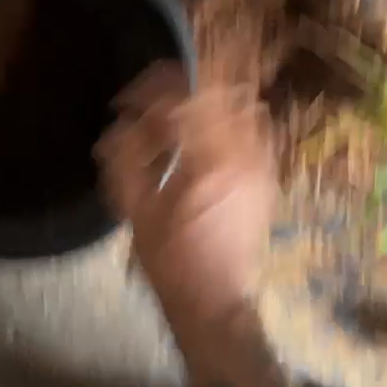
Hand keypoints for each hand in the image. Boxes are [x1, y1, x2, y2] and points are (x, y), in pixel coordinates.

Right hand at [97, 63, 278, 334]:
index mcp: (207, 162)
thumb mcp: (137, 213)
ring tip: (177, 115)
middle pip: (219, 89)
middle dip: (179, 85)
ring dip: (208, 98)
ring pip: (242, 102)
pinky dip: (229, 118)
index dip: (150, 89)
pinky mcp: (267, 175)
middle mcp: (244, 154)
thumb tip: (119, 125)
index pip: (184, 98)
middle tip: (150, 101)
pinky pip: (256, 127)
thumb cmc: (170, 261)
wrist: (215, 300)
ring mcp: (262, 163)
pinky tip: (205, 136)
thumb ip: (127, 159)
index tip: (126, 102)